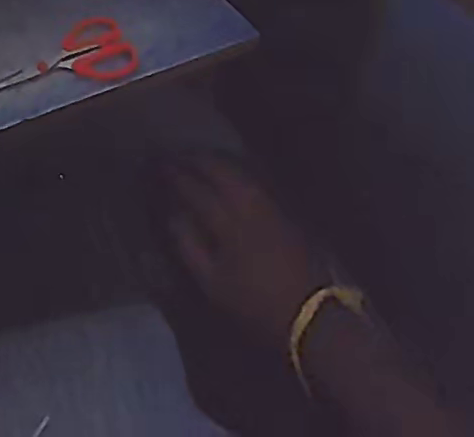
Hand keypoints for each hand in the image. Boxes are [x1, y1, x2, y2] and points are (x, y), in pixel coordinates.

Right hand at [155, 153, 323, 344]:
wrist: (314, 319)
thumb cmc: (257, 304)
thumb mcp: (213, 284)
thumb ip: (188, 246)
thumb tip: (172, 215)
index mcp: (227, 223)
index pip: (194, 189)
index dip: (174, 175)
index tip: (159, 166)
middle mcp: (248, 207)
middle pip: (219, 171)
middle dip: (195, 158)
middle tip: (177, 154)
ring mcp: (269, 207)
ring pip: (239, 172)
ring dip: (216, 161)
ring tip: (199, 157)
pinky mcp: (284, 214)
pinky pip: (254, 181)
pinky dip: (236, 171)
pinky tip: (228, 172)